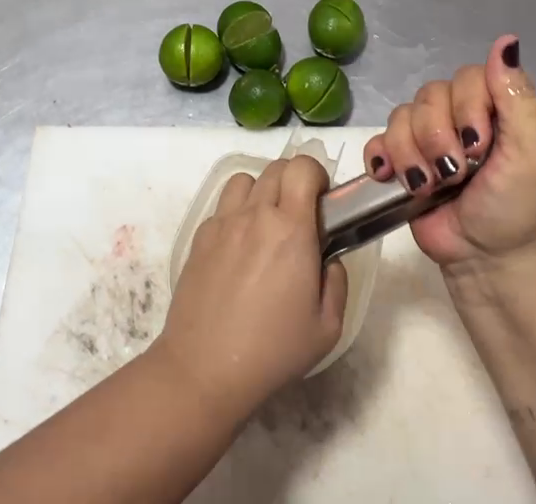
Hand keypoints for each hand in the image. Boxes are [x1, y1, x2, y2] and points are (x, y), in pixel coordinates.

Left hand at [151, 157, 349, 419]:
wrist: (205, 368)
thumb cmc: (273, 350)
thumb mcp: (327, 327)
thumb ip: (337, 282)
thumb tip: (328, 259)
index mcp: (291, 230)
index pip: (303, 168)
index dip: (317, 176)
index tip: (323, 204)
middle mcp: (255, 216)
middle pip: (276, 167)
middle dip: (294, 182)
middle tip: (300, 219)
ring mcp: (222, 224)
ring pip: (245, 180)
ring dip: (262, 192)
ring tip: (267, 227)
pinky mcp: (199, 238)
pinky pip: (222, 207)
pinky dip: (236, 215)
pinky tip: (239, 250)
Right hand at [362, 34, 535, 271]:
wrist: (490, 260)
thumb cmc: (520, 207)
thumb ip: (519, 97)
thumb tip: (505, 40)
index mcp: (496, 107)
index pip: (468, 75)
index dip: (467, 107)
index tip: (483, 144)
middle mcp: (460, 115)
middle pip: (429, 95)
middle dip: (440, 138)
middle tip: (459, 173)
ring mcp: (427, 138)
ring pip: (401, 117)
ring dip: (415, 156)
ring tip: (432, 187)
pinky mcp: (400, 162)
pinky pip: (378, 141)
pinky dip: (384, 159)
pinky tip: (397, 179)